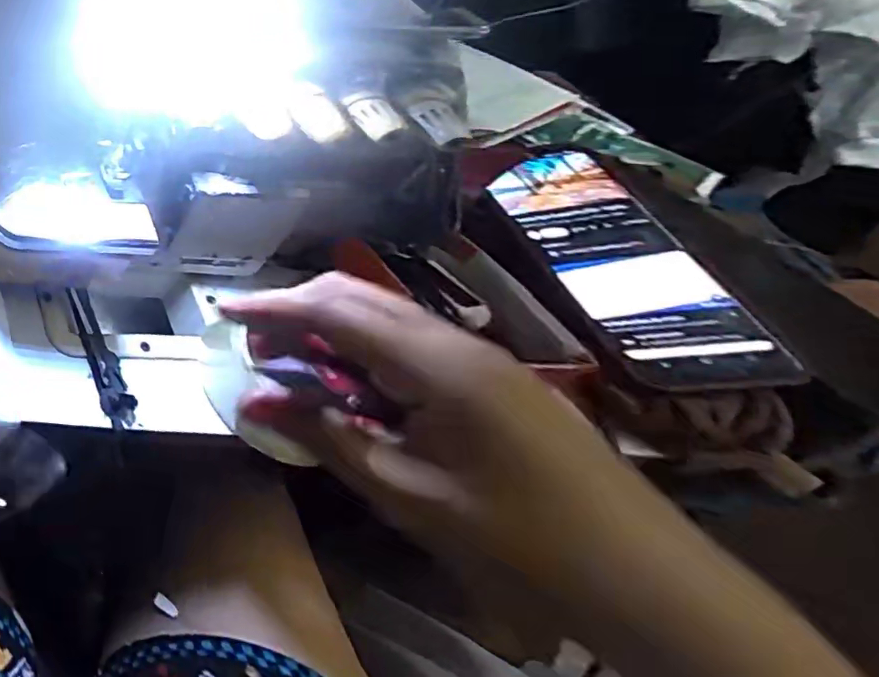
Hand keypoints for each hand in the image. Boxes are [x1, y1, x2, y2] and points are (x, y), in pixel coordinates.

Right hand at [225, 275, 861, 676]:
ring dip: (330, 326)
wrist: (654, 582)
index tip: (224, 309)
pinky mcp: (490, 373)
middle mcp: (454, 340)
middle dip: (296, 309)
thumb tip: (255, 400)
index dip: (272, 305)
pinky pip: (409, 337)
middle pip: (356, 296)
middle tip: (256, 344)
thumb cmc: (523, 542)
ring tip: (295, 363)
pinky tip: (355, 383)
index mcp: (434, 363)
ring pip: (382, 313)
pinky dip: (365, 346)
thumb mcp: (410, 495)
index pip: (333, 310)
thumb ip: (327, 437)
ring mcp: (477, 353)